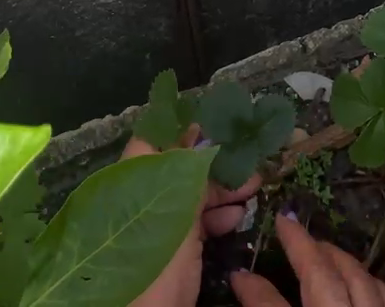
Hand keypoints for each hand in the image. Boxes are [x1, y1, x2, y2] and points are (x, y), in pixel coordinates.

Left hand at [127, 126, 260, 306]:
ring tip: (253, 187)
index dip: (183, 127)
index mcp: (131, 178)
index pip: (154, 137)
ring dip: (220, 191)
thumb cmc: (157, 263)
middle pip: (176, 168)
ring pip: (187, 197)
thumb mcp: (179, 213)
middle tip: (248, 160)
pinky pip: (189, 226)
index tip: (217, 121)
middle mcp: (136, 198)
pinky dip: (212, 219)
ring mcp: (150, 228)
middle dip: (214, 163)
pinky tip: (236, 217)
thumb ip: (191, 173)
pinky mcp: (165, 256)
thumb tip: (202, 133)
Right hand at [230, 212, 384, 306]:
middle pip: (323, 277)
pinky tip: (364, 281)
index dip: (253, 288)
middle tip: (290, 228)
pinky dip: (372, 284)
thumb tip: (244, 282)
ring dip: (340, 260)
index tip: (237, 272)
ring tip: (324, 249)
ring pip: (361, 280)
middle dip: (306, 248)